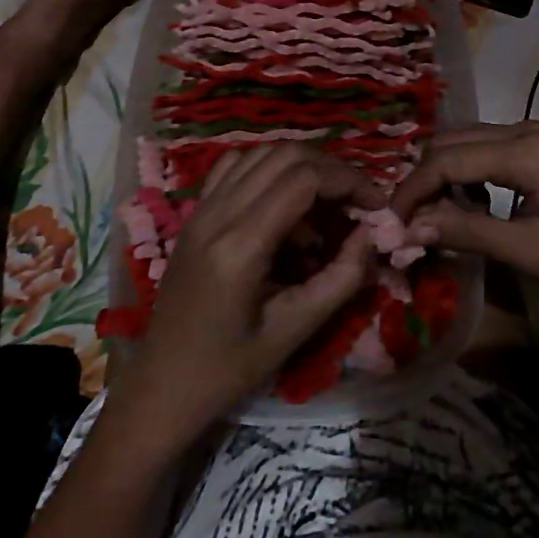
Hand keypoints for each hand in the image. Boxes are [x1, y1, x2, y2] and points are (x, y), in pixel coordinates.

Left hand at [112, 145, 384, 450]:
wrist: (161, 385)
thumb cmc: (228, 368)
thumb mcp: (294, 330)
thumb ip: (341, 278)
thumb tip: (372, 234)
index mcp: (240, 246)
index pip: (304, 179)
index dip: (349, 181)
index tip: (376, 206)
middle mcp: (217, 214)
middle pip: (285, 155)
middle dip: (332, 169)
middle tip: (357, 203)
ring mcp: (200, 210)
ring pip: (260, 153)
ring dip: (302, 166)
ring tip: (326, 203)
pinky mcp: (194, 215)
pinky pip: (234, 167)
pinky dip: (268, 169)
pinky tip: (284, 201)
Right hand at [392, 121, 538, 320]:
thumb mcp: (529, 251)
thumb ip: (468, 233)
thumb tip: (411, 228)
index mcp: (524, 152)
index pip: (446, 161)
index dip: (413, 190)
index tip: (391, 222)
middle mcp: (524, 130)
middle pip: (450, 143)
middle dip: (423, 180)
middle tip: (408, 221)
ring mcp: (532, 134)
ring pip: (464, 141)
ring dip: (442, 175)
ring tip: (436, 216)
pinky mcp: (536, 145)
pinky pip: (483, 148)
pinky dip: (464, 173)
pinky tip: (470, 204)